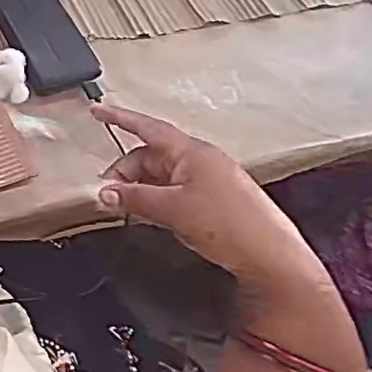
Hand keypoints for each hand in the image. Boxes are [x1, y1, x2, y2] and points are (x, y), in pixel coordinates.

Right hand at [95, 103, 322, 293]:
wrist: (273, 260)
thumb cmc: (233, 226)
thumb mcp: (172, 209)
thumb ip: (134, 198)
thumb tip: (107, 192)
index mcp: (191, 151)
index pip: (146, 127)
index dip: (119, 118)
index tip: (98, 111)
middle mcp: (200, 160)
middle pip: (150, 156)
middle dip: (125, 172)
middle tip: (107, 193)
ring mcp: (208, 180)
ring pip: (161, 175)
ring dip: (140, 189)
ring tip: (126, 207)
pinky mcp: (214, 200)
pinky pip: (174, 190)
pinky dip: (156, 199)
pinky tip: (149, 215)